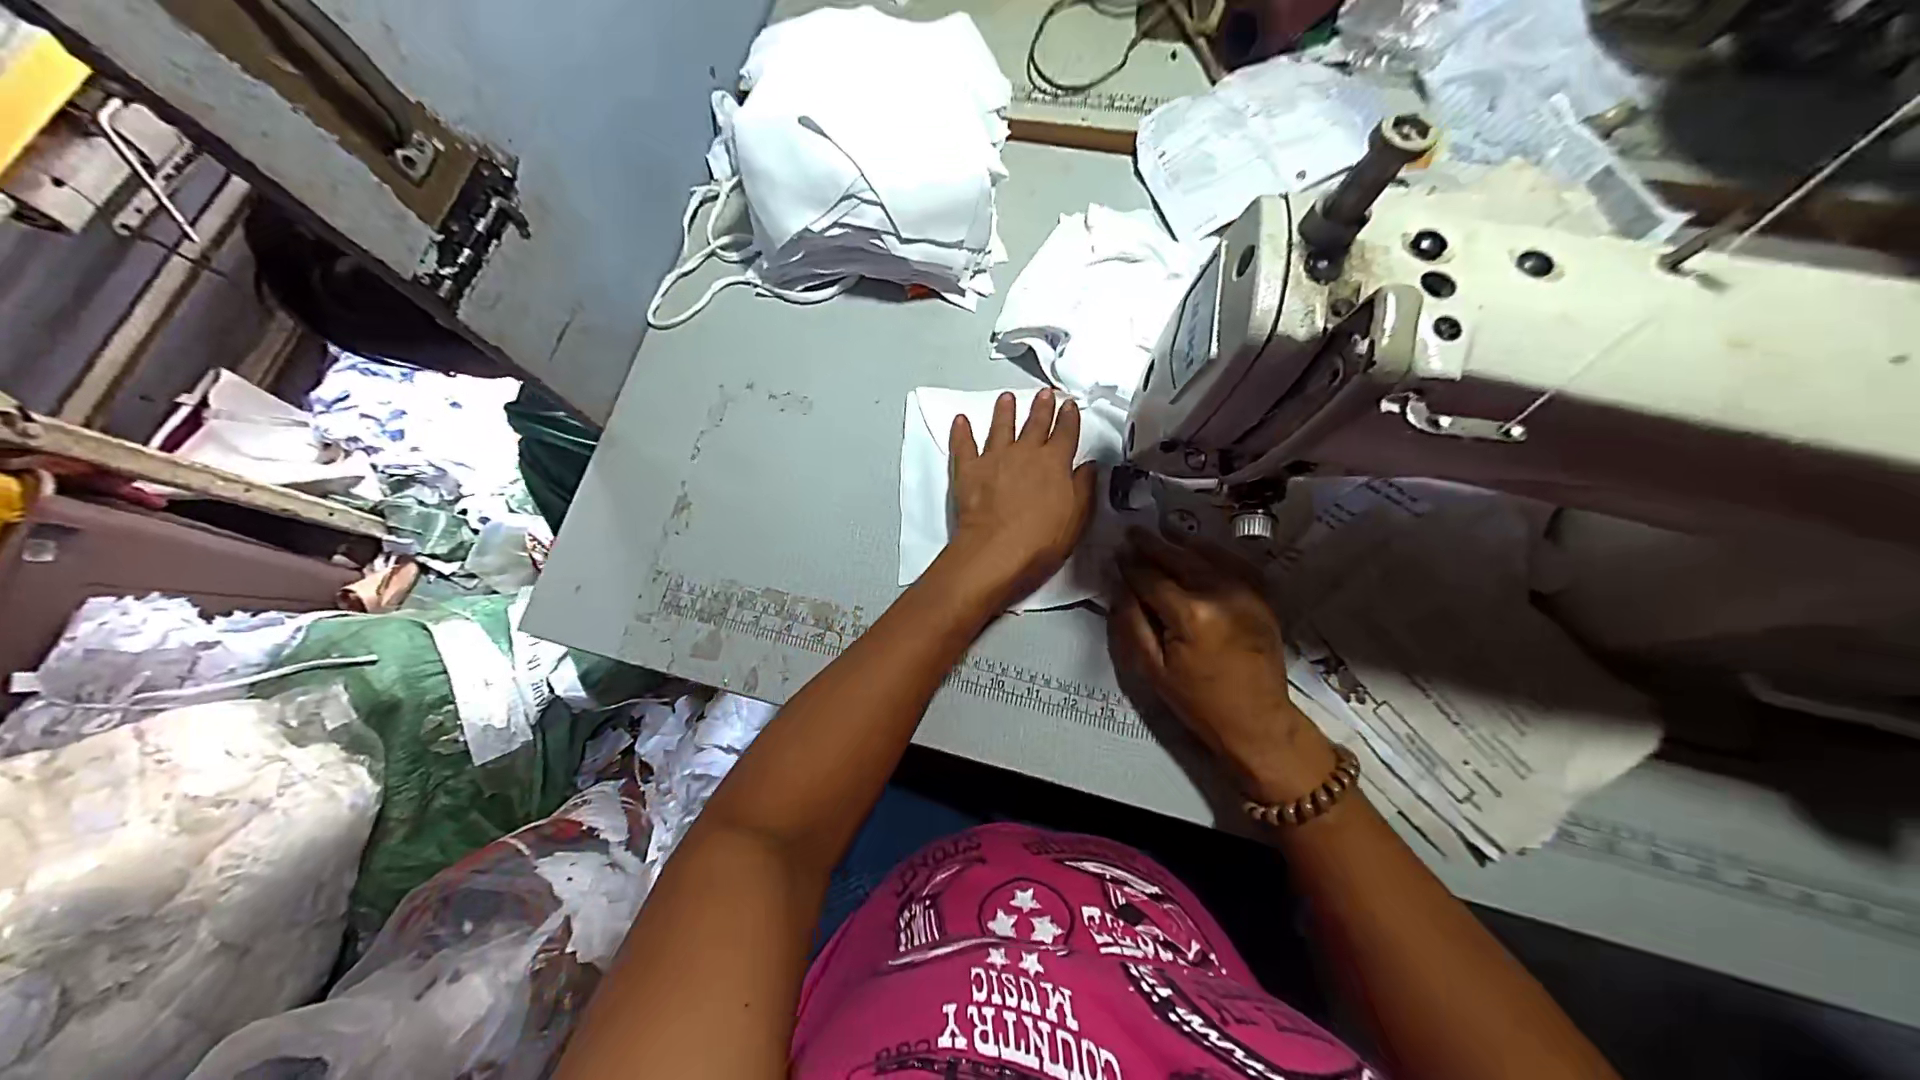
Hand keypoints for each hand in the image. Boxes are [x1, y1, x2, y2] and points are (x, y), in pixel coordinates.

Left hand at [945, 389, 1095, 605]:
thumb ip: (1083, 487)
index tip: (1069, 405)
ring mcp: (994, 458)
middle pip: (1035, 424)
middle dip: (1042, 407)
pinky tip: (960, 420)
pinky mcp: (968, 470)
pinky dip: (962, 432)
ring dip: (1004, 411)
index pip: (1066, 433)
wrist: (997, 550)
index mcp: (1055, 462)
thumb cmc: (1042, 540)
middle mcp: (1025, 452)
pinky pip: (964, 445)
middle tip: (1044, 393)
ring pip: (1000, 427)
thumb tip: (1089, 466)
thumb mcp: (1077, 517)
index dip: (1069, 418)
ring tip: (1007, 398)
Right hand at [1109, 528, 1335, 802]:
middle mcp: (1220, 592)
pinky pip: (1234, 562)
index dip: (1130, 566)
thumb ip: (1132, 622)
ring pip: (1207, 554)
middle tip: (1133, 533)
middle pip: (1179, 558)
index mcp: (1190, 613)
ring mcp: (1245, 591)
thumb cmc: (1199, 702)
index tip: (1116, 555)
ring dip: (1181, 543)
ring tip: (1160, 532)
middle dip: (1153, 545)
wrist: (1257, 720)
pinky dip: (1213, 551)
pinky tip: (1197, 547)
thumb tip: (1119, 586)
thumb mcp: (1152, 668)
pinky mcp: (1261, 596)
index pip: (1151, 578)